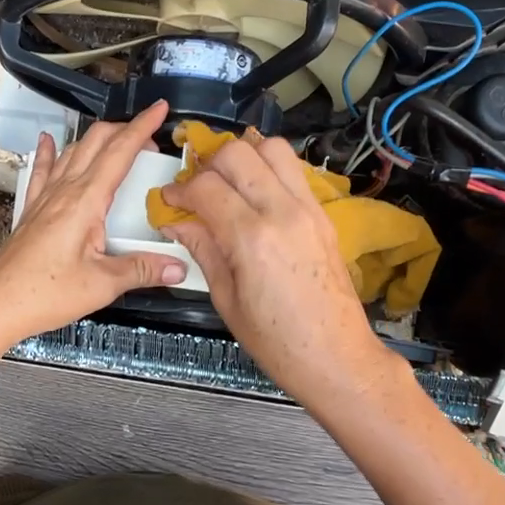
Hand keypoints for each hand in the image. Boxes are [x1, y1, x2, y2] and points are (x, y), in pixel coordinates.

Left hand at [0, 101, 186, 352]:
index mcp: (84, 202)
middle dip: (125, 130)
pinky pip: (43, 171)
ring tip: (117, 140)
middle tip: (150, 136)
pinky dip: (52, 153)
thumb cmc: (43, 295)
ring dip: (97, 139)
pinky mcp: (32, 212)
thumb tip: (176, 267)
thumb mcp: (102, 285)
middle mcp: (62, 192)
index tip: (160, 109)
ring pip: (72, 152)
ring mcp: (44, 199)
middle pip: (95, 143)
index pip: (119, 152)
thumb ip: (142, 270)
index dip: (142, 127)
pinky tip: (49, 140)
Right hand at [157, 135, 398, 405]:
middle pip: (237, 153)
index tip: (170, 202)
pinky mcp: (323, 214)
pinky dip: (268, 169)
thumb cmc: (277, 341)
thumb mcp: (225, 299)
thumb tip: (178, 223)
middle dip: (208, 165)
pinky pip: (293, 170)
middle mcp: (283, 213)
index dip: (179, 190)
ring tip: (227, 183)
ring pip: (272, 148)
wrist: (335, 357)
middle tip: (196, 190)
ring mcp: (309, 209)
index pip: (206, 186)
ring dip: (243, 157)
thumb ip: (202, 250)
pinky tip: (254, 195)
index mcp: (252, 238)